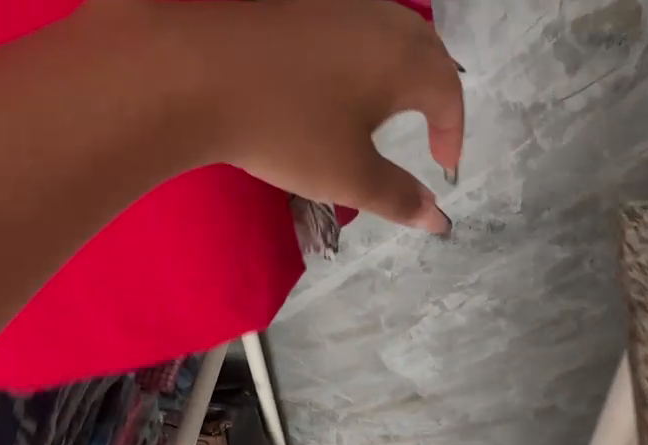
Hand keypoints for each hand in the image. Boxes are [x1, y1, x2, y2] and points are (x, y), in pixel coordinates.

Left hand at [118, 0, 460, 233]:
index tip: (442, 165)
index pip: (449, 93)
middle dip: (436, 93)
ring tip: (390, 103)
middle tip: (430, 128)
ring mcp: (336, 1)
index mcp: (403, 60)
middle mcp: (378, 19)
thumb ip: (400, 198)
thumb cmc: (288, 129)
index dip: (452, 132)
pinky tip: (340, 75)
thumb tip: (437, 219)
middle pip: (426, 51)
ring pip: (388, 30)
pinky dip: (364, 51)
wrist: (195, 71)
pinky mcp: (297, 0)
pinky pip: (351, 22)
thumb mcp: (351, 178)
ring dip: (402, 67)